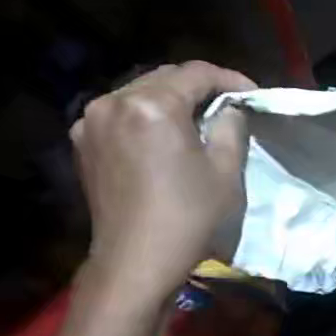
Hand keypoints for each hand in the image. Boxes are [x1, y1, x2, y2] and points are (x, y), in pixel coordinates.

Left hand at [71, 61, 255, 295]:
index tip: (252, 95)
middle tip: (227, 106)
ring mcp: (92, 121)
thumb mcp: (226, 170)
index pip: (197, 73)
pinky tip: (163, 136)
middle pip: (165, 77)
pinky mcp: (83, 142)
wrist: (135, 262)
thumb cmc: (188, 217)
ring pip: (140, 92)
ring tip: (196, 120)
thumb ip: (231, 126)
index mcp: (152, 105)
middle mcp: (114, 101)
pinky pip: (120, 113)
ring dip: (171, 100)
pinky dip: (145, 116)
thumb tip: (229, 108)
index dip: (230, 79)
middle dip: (199, 88)